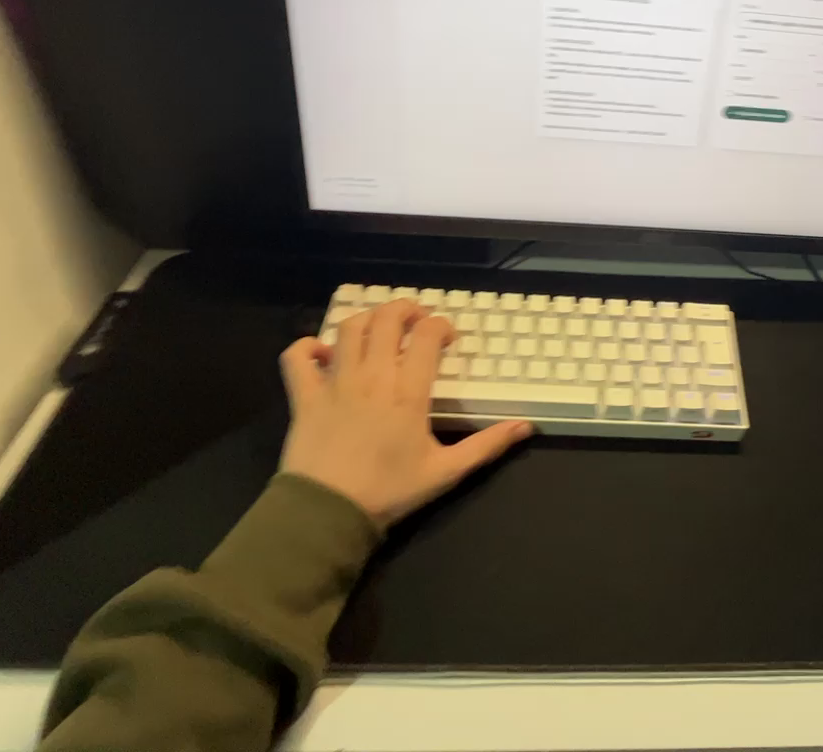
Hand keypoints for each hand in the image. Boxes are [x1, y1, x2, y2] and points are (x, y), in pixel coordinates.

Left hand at [279, 298, 532, 526]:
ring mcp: (335, 382)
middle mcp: (373, 376)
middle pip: (386, 319)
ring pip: (348, 328)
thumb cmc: (390, 491)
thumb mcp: (446, 471)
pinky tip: (322, 352)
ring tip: (378, 328)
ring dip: (366, 319)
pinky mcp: (305, 395)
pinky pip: (297, 356)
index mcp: (408, 391)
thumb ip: (487, 446)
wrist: (327, 514)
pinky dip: (307, 346)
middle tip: (415, 319)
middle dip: (404, 309)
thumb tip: (526, 426)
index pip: (426, 335)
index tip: (447, 336)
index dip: (440, 325)